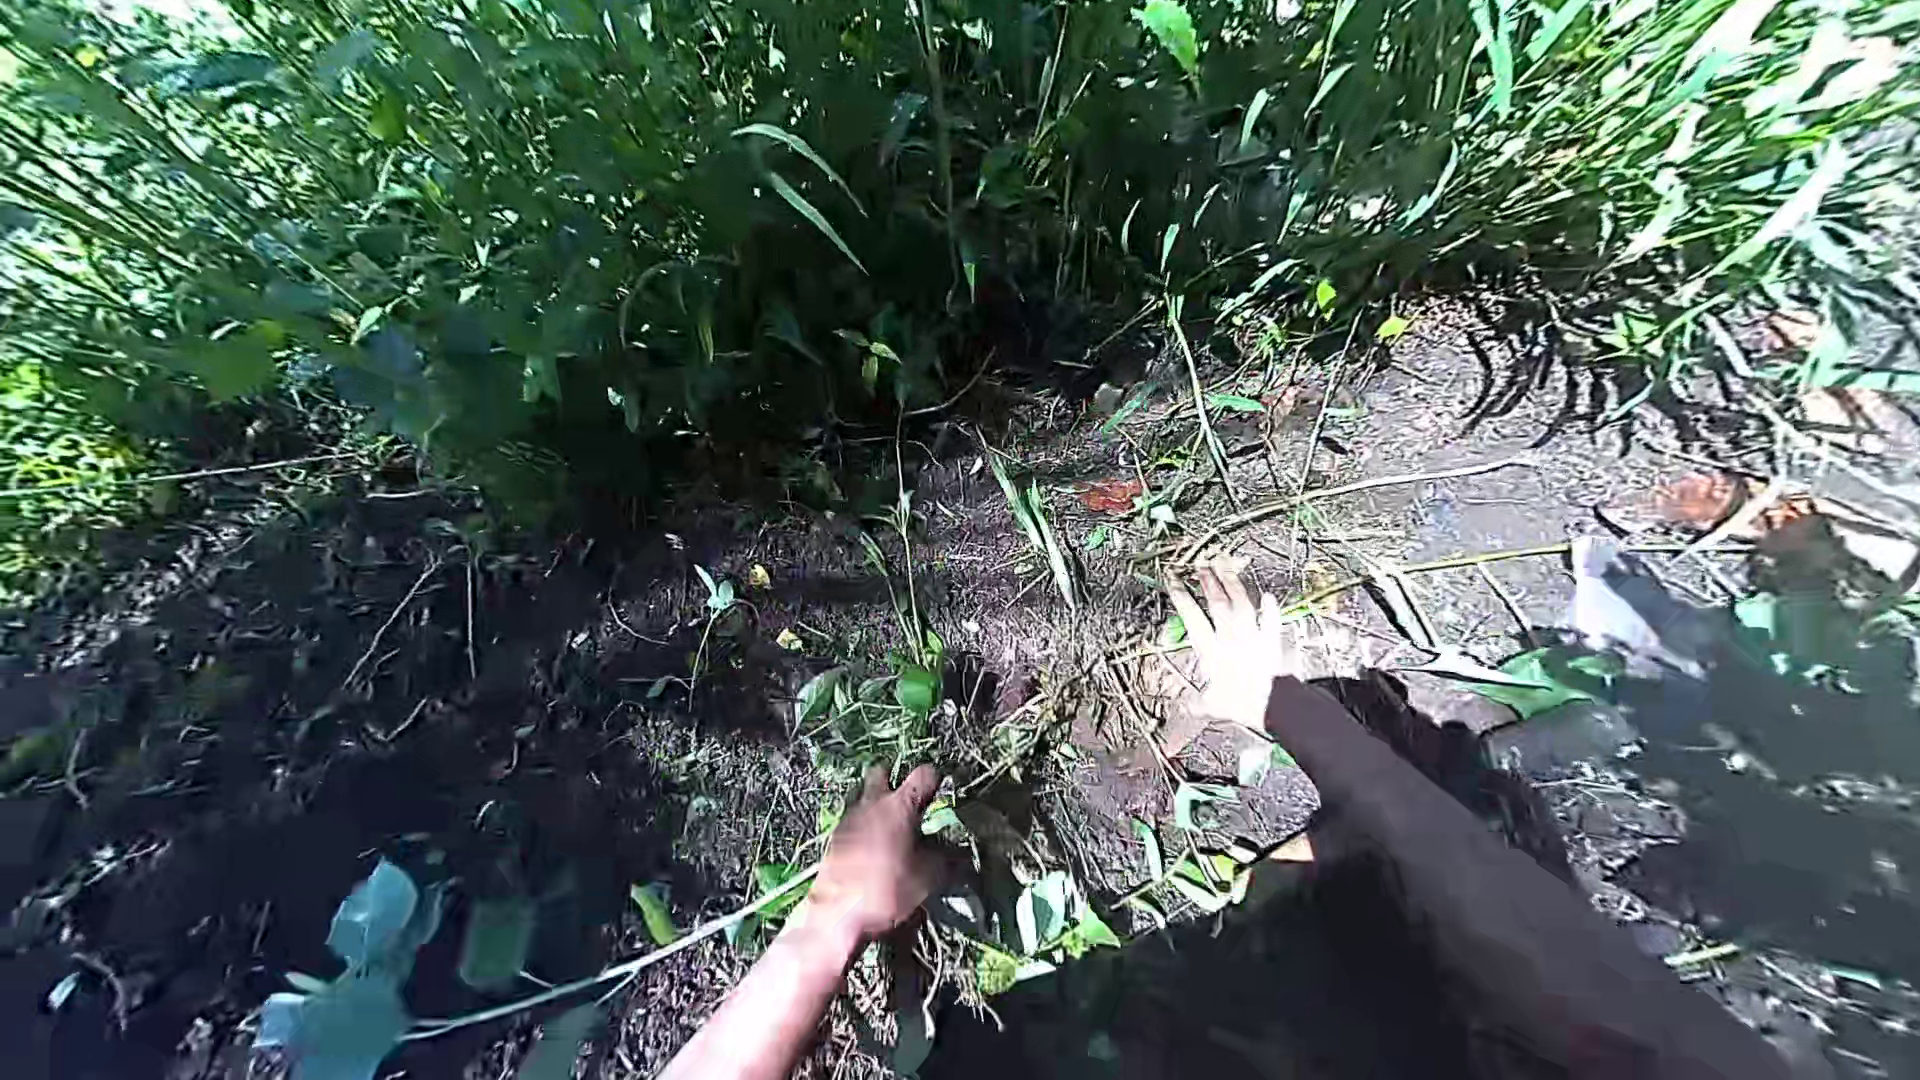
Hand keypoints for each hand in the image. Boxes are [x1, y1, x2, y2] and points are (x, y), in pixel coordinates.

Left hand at [799, 764, 942, 941]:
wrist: (835, 915)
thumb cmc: (884, 891)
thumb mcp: (926, 879)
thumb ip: (944, 858)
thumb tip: (954, 851)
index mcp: (899, 806)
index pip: (924, 774)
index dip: (935, 778)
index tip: (940, 789)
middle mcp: (873, 803)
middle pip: (883, 772)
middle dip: (894, 779)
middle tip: (907, 800)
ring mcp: (850, 816)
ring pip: (865, 796)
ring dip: (878, 805)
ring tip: (890, 829)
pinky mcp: (835, 835)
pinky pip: (854, 819)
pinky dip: (865, 826)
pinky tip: (871, 848)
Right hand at [1166, 563, 1300, 731]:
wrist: (1272, 706)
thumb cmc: (1240, 704)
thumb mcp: (1211, 705)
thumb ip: (1197, 702)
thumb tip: (1185, 705)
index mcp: (1211, 650)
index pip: (1192, 616)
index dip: (1181, 596)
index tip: (1174, 581)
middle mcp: (1230, 637)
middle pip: (1217, 603)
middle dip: (1208, 582)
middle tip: (1201, 566)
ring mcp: (1252, 636)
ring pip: (1241, 604)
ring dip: (1233, 585)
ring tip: (1226, 569)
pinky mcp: (1271, 641)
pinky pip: (1271, 621)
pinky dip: (1270, 608)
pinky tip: (1268, 596)